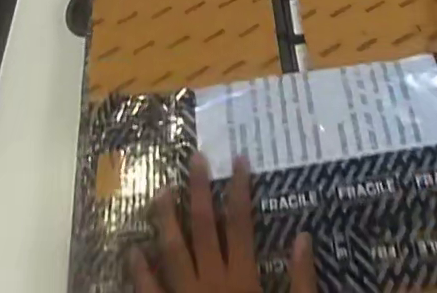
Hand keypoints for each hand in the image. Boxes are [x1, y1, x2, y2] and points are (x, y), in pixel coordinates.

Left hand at [130, 153, 315, 292]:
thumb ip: (301, 283)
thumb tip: (303, 237)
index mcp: (244, 283)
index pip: (242, 224)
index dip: (240, 189)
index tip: (239, 158)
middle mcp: (213, 284)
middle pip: (204, 226)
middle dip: (198, 189)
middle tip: (194, 157)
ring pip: (172, 250)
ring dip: (165, 218)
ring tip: (160, 190)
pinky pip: (149, 292)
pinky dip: (140, 270)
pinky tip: (133, 249)